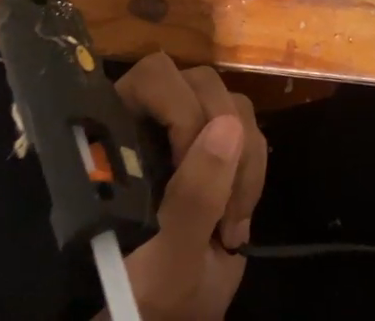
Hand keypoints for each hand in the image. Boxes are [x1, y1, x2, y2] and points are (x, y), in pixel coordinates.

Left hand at [112, 54, 266, 320]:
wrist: (173, 315)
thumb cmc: (149, 292)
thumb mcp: (169, 256)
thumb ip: (195, 195)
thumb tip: (229, 126)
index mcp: (120, 134)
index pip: (153, 78)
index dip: (180, 109)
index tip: (186, 165)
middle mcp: (153, 118)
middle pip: (201, 83)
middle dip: (223, 140)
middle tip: (221, 201)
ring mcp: (189, 129)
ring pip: (233, 104)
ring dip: (245, 160)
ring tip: (231, 221)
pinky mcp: (218, 146)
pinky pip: (251, 130)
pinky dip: (254, 171)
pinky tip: (238, 216)